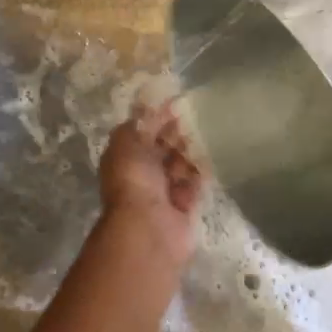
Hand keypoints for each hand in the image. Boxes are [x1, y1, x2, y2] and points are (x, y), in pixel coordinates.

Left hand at [99, 103, 203, 263]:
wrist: (148, 227)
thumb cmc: (134, 179)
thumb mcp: (127, 142)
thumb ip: (139, 123)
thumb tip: (148, 108)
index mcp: (125, 157)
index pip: (142, 132)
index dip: (157, 118)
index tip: (176, 103)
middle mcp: (142, 173)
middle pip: (162, 148)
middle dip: (175, 135)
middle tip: (193, 120)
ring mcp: (163, 191)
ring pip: (179, 164)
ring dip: (188, 153)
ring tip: (201, 139)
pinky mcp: (184, 206)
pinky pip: (193, 183)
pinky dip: (198, 174)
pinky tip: (206, 160)